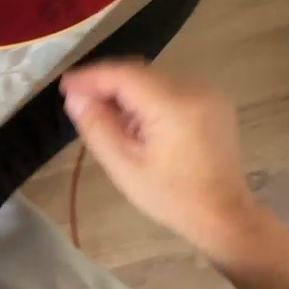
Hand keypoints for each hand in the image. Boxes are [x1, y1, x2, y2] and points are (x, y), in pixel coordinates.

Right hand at [61, 60, 284, 269]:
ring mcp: (208, 92)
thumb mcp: (125, 167)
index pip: (124, 75)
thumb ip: (97, 127)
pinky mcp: (213, 101)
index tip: (65, 85)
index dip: (91, 77)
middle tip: (78, 103)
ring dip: (125, 92)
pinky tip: (133, 121)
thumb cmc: (172, 197)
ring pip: (153, 80)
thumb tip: (75, 97)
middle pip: (139, 74)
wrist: (224, 214)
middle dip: (106, 85)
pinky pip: (170, 89)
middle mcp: (194, 88)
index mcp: (174, 104)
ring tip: (103, 116)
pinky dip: (146, 98)